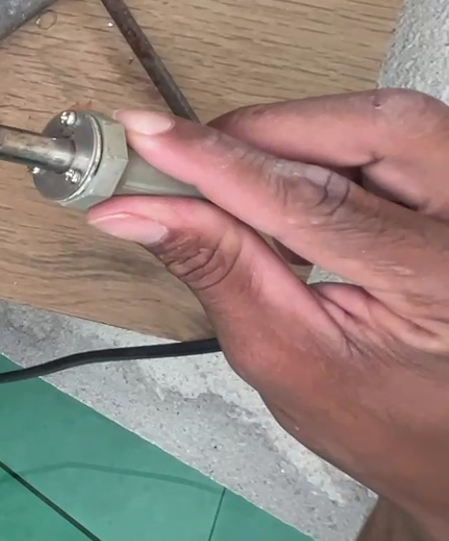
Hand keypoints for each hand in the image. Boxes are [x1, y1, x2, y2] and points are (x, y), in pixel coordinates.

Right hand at [86, 91, 448, 540]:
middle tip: (192, 163)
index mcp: (447, 286)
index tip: (140, 133)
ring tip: (239, 189)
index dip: (216, 162)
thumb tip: (125, 210)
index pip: (314, 202)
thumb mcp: (282, 354)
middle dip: (268, 133)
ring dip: (290, 140)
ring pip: (385, 122)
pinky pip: (391, 141)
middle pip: (378, 128)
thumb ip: (213, 268)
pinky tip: (283, 196)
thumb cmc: (384, 418)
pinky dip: (316, 152)